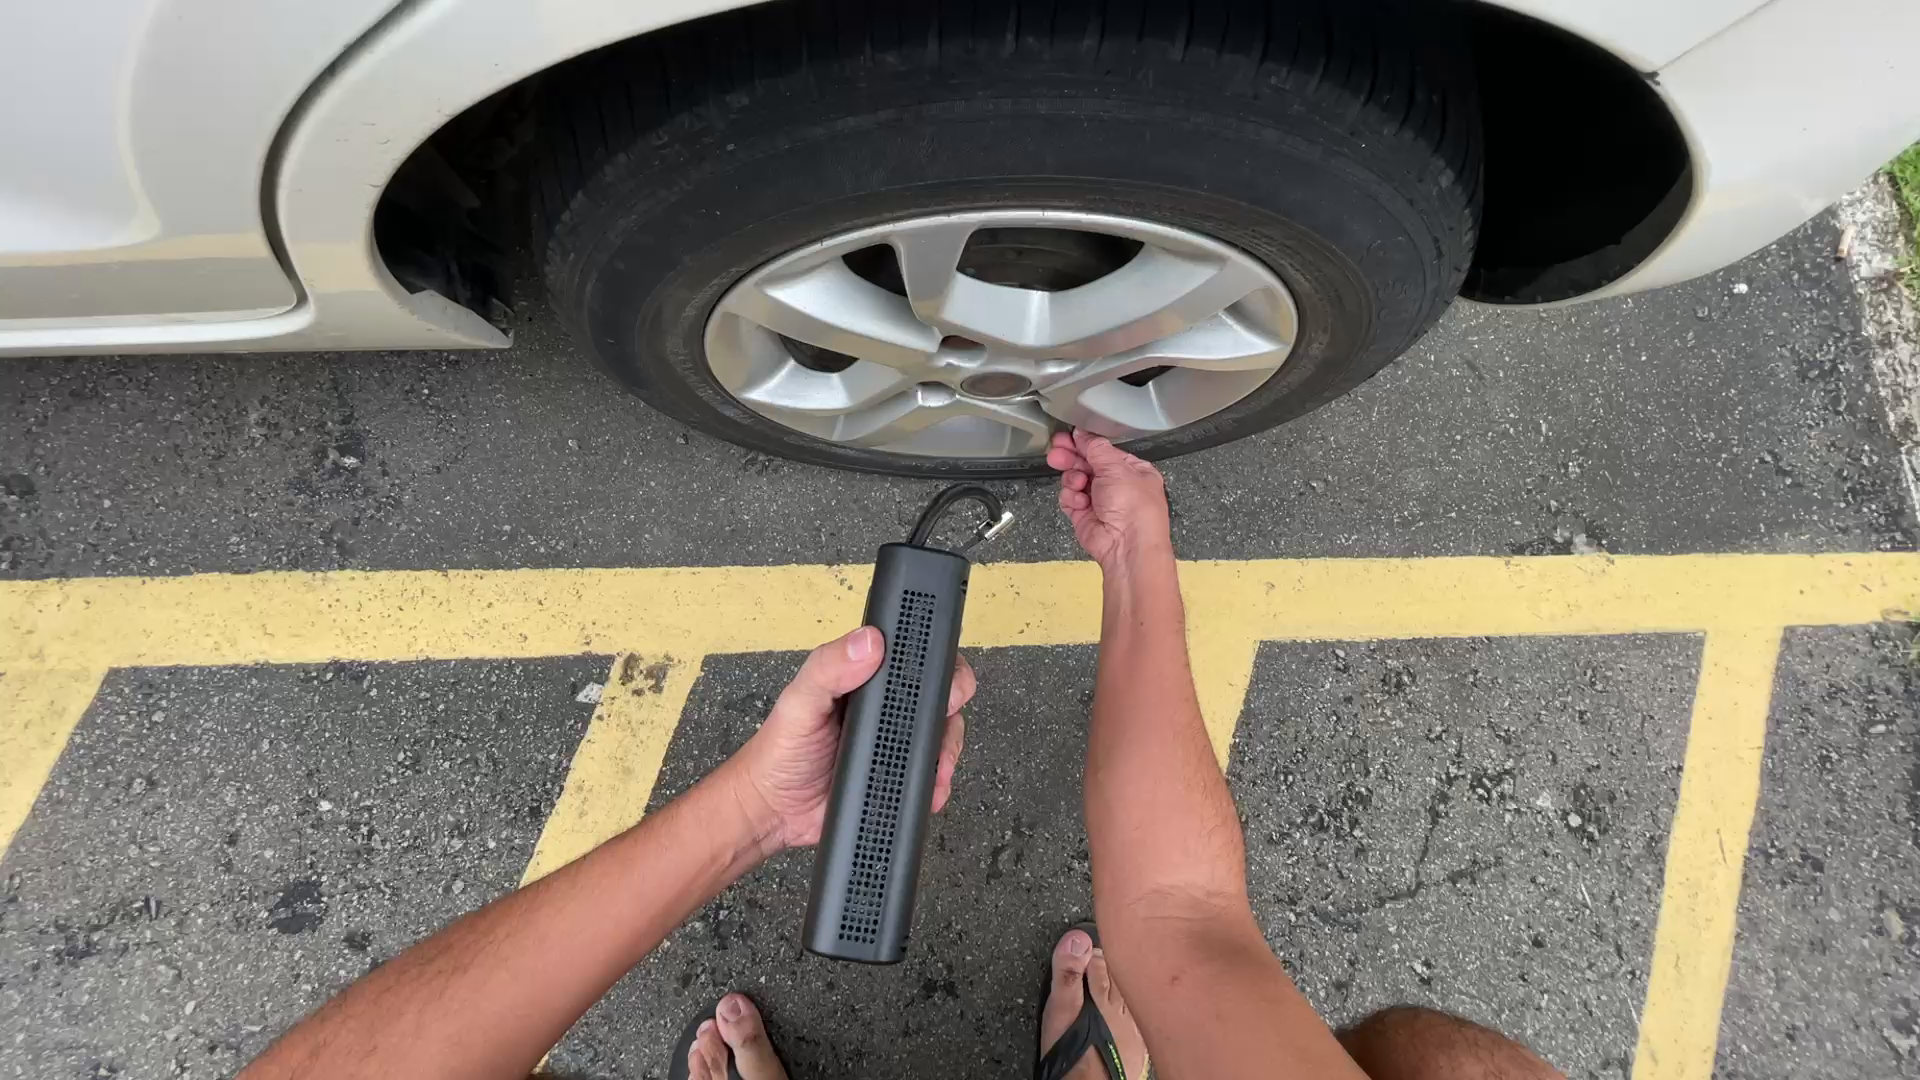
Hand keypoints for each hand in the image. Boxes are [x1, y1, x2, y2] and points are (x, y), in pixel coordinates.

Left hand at [723, 626, 974, 853]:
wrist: (775, 811)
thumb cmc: (781, 748)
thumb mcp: (800, 700)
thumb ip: (829, 668)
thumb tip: (869, 641)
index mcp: (868, 675)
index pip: (913, 654)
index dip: (937, 659)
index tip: (943, 678)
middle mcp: (889, 703)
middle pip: (941, 691)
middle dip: (953, 704)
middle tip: (945, 720)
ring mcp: (898, 740)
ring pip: (945, 731)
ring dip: (950, 747)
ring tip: (939, 766)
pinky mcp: (901, 774)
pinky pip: (934, 770)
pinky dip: (941, 779)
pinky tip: (933, 789)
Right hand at [1046, 428, 1172, 569]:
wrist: (1127, 545)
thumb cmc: (1134, 506)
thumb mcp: (1117, 468)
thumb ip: (1096, 449)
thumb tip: (1083, 435)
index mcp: (1131, 471)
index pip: (1103, 452)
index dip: (1084, 444)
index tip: (1067, 437)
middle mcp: (1116, 485)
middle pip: (1086, 464)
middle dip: (1071, 458)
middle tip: (1056, 452)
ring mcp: (1099, 501)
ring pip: (1074, 480)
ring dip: (1073, 479)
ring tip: (1077, 483)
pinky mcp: (1084, 515)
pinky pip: (1069, 499)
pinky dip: (1071, 498)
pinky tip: (1079, 502)